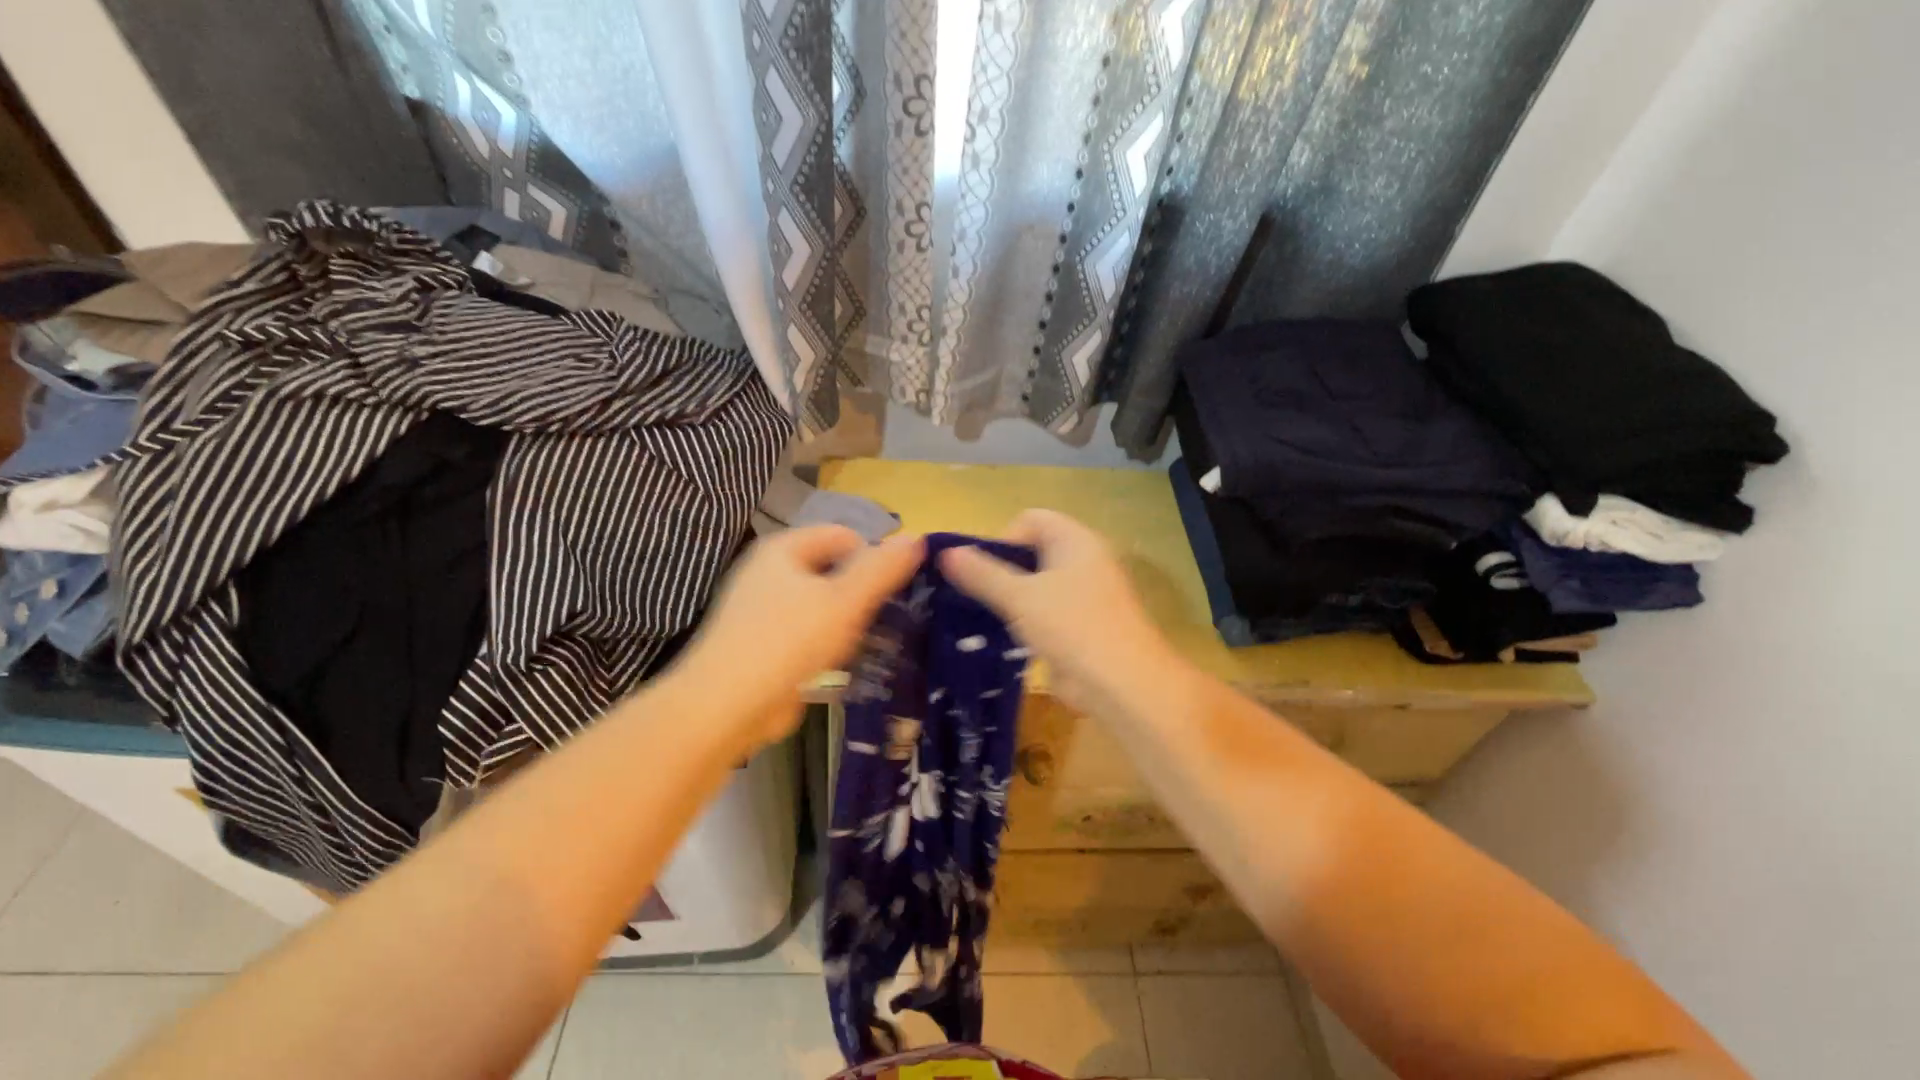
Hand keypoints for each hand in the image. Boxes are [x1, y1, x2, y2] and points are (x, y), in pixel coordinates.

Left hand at [670, 526, 922, 749]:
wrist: (725, 707)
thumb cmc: (786, 642)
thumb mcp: (844, 601)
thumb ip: (881, 569)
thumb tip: (918, 539)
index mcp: (783, 550)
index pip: (843, 535)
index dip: (874, 556)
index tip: (897, 590)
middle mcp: (769, 574)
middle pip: (833, 571)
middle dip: (863, 595)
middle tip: (890, 620)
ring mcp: (764, 612)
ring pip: (823, 607)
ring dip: (849, 626)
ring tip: (873, 647)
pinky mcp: (765, 648)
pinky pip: (809, 638)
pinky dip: (829, 649)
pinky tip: (845, 669)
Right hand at [940, 509, 1175, 715]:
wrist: (1123, 684)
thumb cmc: (1072, 627)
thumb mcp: (1020, 598)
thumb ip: (982, 574)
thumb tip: (946, 552)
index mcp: (1077, 541)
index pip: (1032, 519)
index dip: (1004, 539)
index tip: (985, 571)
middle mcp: (1086, 561)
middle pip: (1034, 552)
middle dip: (1002, 572)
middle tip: (979, 598)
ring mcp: (1088, 597)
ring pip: (1039, 586)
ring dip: (1012, 601)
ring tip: (986, 622)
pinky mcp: (1084, 628)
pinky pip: (1048, 615)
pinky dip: (1027, 624)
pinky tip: (1008, 644)